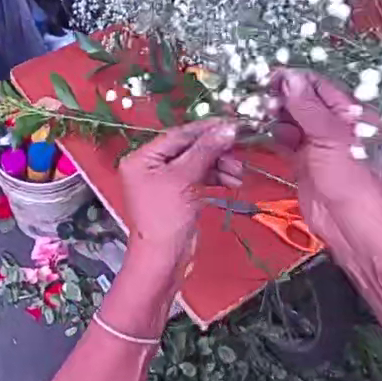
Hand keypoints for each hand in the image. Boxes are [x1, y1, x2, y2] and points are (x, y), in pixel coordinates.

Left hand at [118, 119, 241, 277]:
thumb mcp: (184, 178)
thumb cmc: (166, 216)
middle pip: (189, 148)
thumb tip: (228, 128)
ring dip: (220, 165)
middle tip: (239, 151)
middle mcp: (150, 166)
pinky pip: (198, 177)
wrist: (164, 257)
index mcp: (142, 157)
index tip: (233, 123)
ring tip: (238, 173)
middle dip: (216, 151)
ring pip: (197, 163)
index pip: (178, 135)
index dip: (206, 129)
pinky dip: (215, 177)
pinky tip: (232, 180)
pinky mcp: (178, 194)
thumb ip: (205, 150)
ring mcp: (164, 180)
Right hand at [269, 69, 381, 243]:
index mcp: (351, 113)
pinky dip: (270, 136)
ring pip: (290, 122)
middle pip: (301, 103)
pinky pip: (284, 143)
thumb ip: (308, 107)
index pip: (317, 87)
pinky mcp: (302, 164)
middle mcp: (334, 126)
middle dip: (278, 98)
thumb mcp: (331, 137)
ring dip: (271, 117)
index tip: (266, 78)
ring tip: (249, 112)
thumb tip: (290, 78)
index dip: (293, 80)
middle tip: (252, 97)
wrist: (351, 225)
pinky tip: (255, 131)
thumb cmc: (352, 179)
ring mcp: (317, 145)